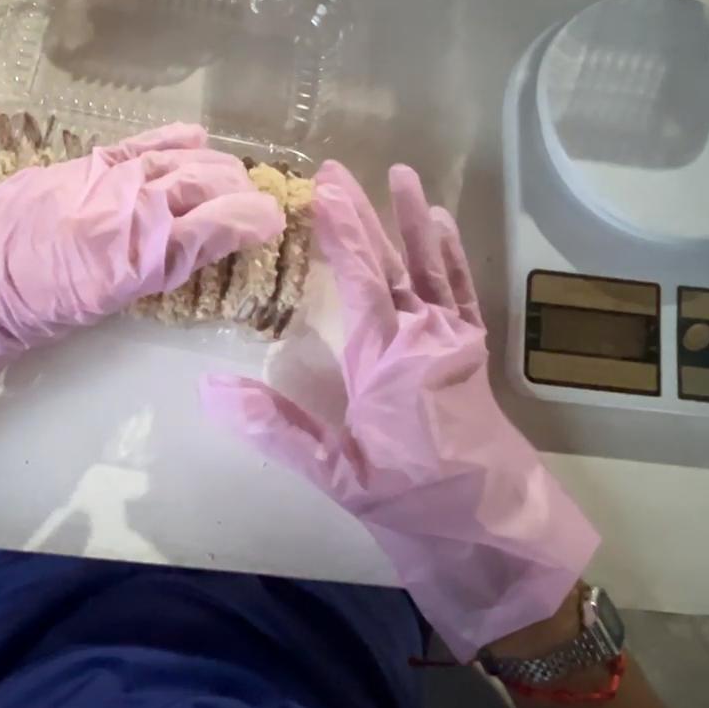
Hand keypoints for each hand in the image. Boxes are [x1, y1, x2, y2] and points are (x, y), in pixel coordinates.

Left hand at [0, 123, 285, 413]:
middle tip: (260, 203)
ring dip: (210, 169)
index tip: (274, 220)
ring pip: (170, 165)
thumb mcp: (95, 307)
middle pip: (195, 188)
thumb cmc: (23, 320)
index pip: (206, 230)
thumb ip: (147, 269)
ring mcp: (95, 182)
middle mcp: (118, 211)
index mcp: (127, 260)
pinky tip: (196, 136)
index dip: (246, 223)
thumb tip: (190, 243)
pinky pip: (131, 148)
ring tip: (236, 176)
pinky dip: (167, 141)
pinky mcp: (72, 168)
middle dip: (236, 195)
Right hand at [201, 162, 597, 658]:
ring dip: (413, 220)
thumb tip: (209, 388)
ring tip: (402, 175)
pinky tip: (443, 228)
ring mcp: (454, 343)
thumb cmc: (416, 506)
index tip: (323, 188)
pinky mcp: (472, 354)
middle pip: (391, 263)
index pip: (360, 280)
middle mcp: (425, 338)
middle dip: (363, 213)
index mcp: (388, 360)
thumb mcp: (338, 474)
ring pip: (432, 267)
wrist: (499, 538)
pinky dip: (452, 255)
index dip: (341, 230)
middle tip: (337, 169)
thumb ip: (275, 427)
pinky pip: (461, 291)